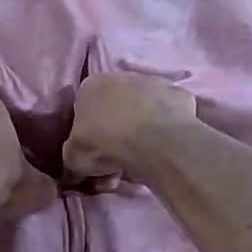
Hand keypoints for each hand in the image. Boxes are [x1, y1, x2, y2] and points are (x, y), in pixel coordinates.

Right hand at [62, 72, 199, 183]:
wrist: (156, 139)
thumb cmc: (106, 143)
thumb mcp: (74, 159)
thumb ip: (71, 162)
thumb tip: (71, 175)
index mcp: (90, 86)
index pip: (82, 109)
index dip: (87, 134)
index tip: (93, 154)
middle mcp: (121, 76)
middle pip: (114, 108)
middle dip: (114, 132)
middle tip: (117, 161)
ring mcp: (153, 82)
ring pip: (142, 110)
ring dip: (140, 129)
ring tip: (143, 159)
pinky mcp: (180, 95)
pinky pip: (168, 115)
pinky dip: (166, 128)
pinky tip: (165, 147)